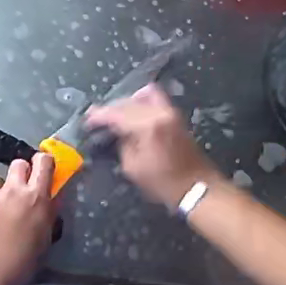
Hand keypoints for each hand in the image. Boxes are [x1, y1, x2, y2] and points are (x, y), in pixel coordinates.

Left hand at [0, 152, 54, 284]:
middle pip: (18, 165)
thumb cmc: (23, 263)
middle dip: (21, 174)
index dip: (43, 162)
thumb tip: (50, 200)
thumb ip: (46, 214)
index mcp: (36, 198)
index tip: (42, 169)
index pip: (44, 163)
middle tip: (20, 194)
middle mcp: (12, 191)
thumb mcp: (45, 239)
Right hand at [84, 84, 222, 208]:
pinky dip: (141, 100)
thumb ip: (122, 144)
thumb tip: (117, 132)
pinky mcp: (175, 115)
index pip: (116, 113)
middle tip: (97, 119)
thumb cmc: (163, 182)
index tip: (87, 120)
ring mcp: (170, 112)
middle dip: (110, 109)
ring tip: (115, 116)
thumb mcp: (132, 167)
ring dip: (125, 104)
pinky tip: (133, 109)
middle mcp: (159, 113)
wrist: (197, 187)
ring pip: (141, 97)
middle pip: (127, 103)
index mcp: (147, 126)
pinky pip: (155, 98)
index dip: (99, 116)